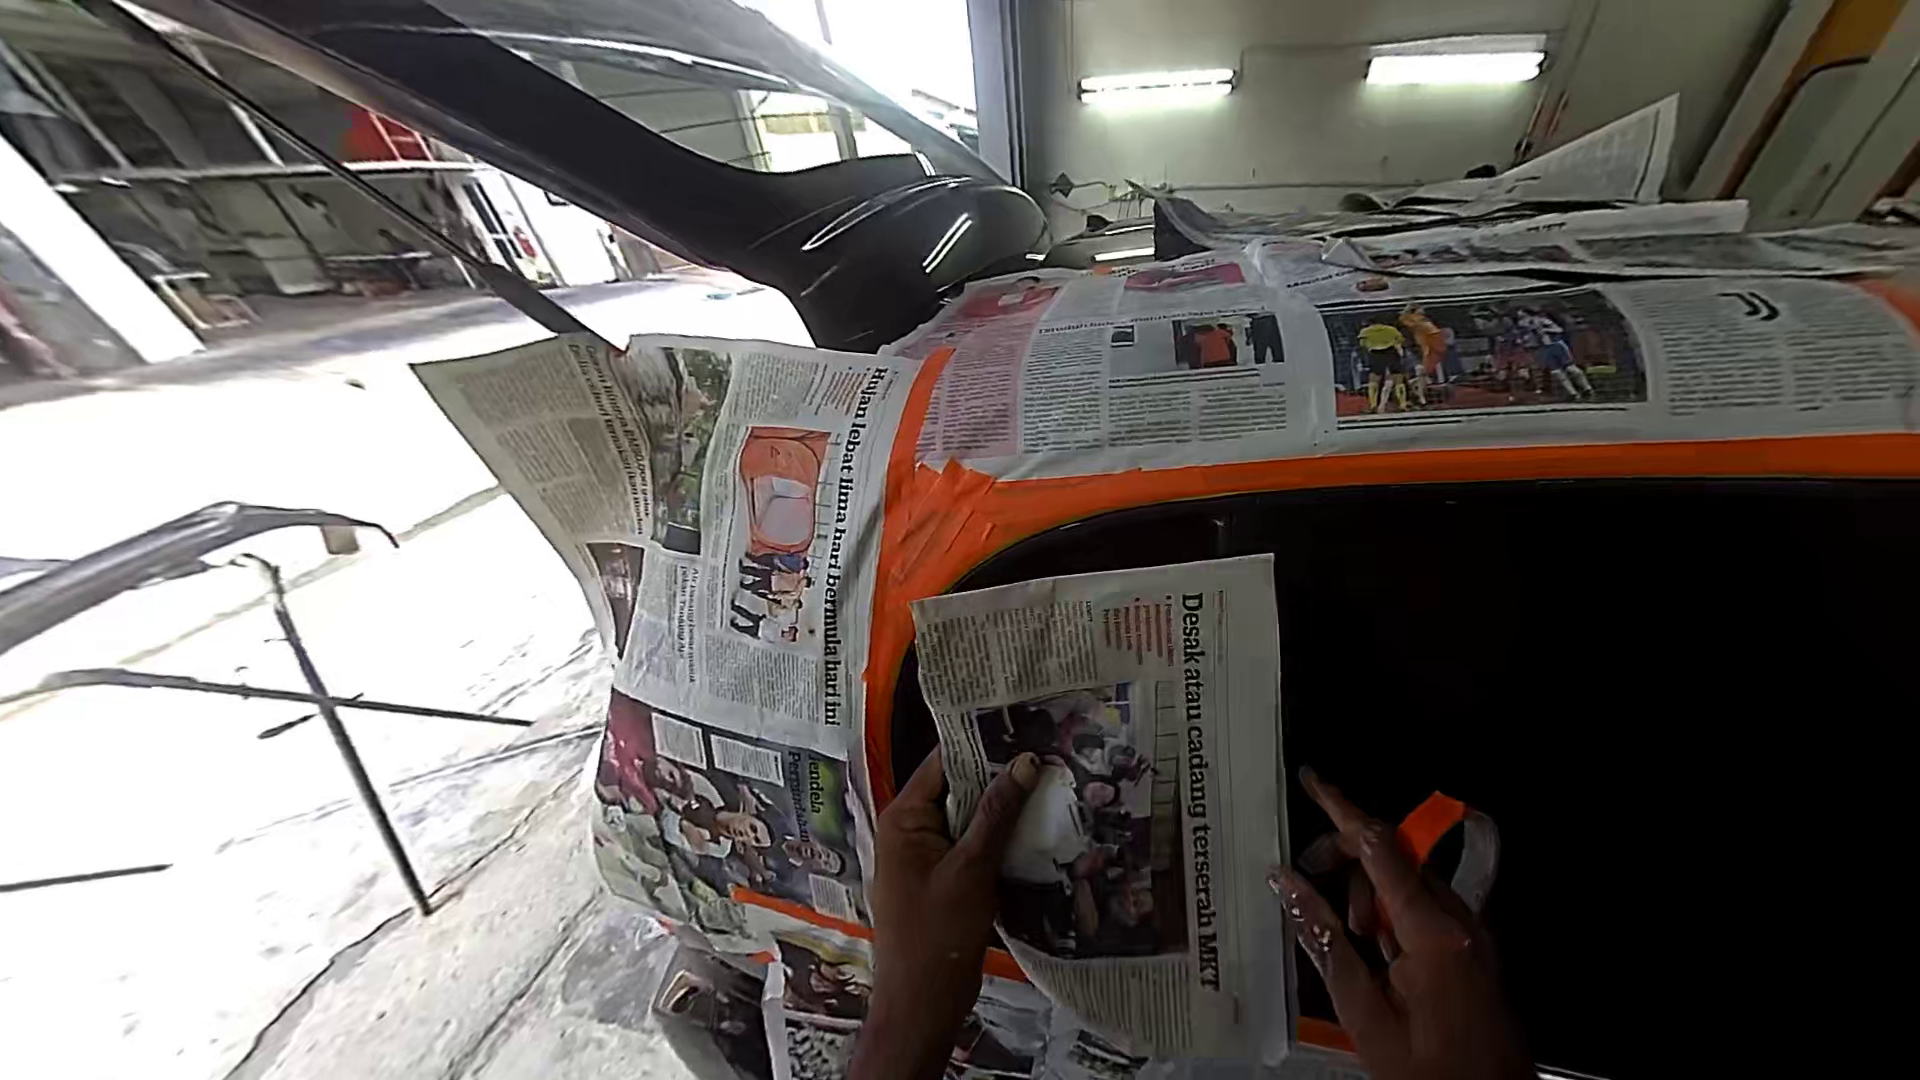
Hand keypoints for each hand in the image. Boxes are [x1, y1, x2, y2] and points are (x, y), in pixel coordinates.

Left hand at [850, 749, 1039, 1079]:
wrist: (922, 1009)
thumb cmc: (938, 936)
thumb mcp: (972, 869)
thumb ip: (997, 813)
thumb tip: (1025, 760)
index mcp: (904, 816)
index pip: (942, 763)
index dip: (978, 742)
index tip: (1017, 725)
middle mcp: (910, 826)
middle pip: (955, 786)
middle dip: (994, 773)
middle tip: (1040, 749)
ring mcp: (925, 851)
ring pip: (965, 813)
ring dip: (998, 803)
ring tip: (1043, 778)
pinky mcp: (941, 873)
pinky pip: (968, 839)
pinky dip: (994, 832)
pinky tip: (1030, 824)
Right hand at [1272, 768, 1530, 1079]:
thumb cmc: (1427, 1072)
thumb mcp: (1362, 1010)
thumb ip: (1323, 935)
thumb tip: (1283, 877)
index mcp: (1434, 932)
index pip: (1378, 847)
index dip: (1340, 808)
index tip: (1311, 781)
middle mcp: (1458, 921)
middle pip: (1389, 855)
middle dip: (1342, 856)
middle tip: (1309, 879)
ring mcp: (1470, 933)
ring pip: (1402, 876)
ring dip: (1365, 887)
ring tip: (1351, 931)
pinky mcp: (1470, 946)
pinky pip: (1420, 900)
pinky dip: (1387, 905)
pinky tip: (1374, 941)